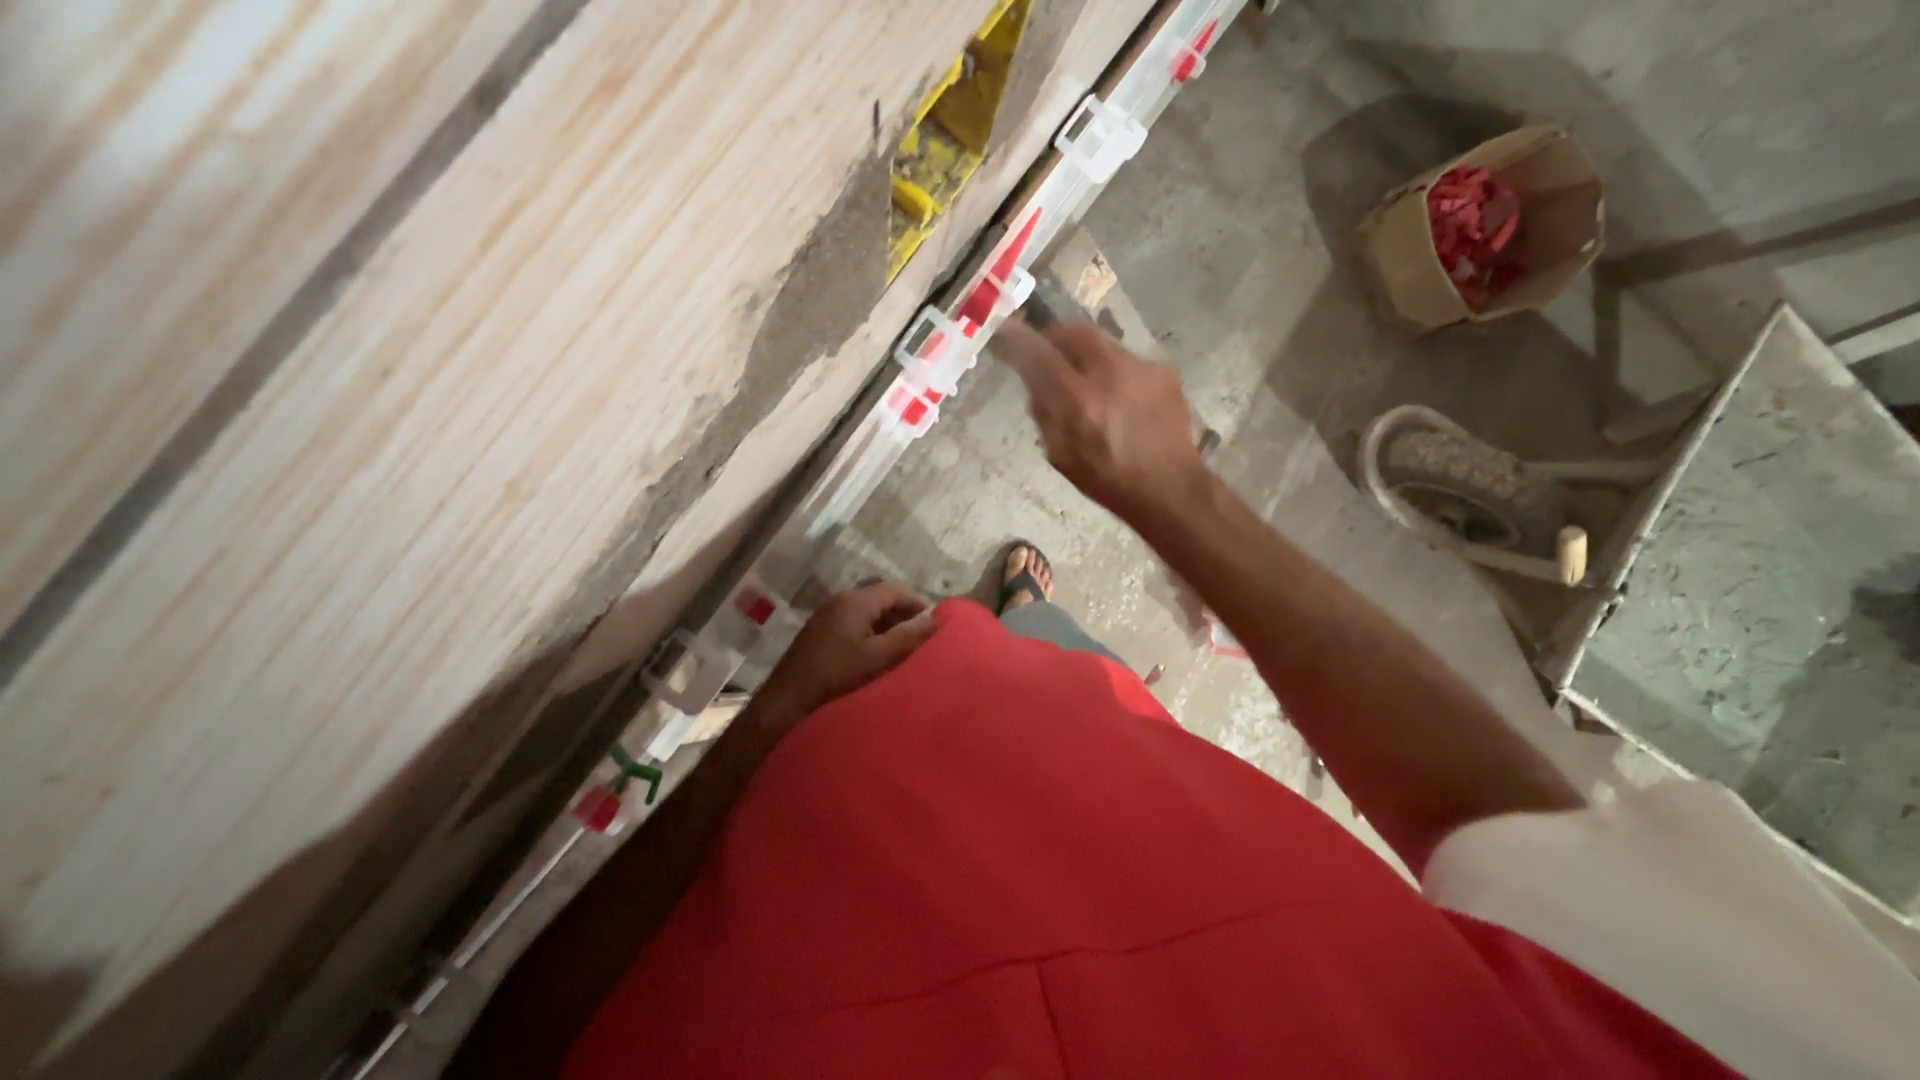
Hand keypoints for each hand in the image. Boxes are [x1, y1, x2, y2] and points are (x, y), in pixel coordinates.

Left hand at [753, 582, 934, 723]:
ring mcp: (827, 612)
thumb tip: (934, 620)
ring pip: (865, 608)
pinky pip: (852, 618)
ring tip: (898, 643)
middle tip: (917, 634)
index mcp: (856, 601)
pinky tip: (873, 648)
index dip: (915, 602)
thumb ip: (908, 636)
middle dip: (901, 612)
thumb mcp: (879, 656)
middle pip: (879, 596)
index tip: (931, 620)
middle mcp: (841, 599)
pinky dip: (868, 627)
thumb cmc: (838, 672)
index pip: (894, 590)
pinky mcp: (820, 627)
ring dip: (884, 621)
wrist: (791, 692)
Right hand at [991, 317, 1204, 521]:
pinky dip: (1114, 371)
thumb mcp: (1060, 454)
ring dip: (1086, 354)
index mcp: (1078, 401)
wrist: (1169, 488)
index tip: (1006, 332)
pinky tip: (1119, 396)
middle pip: (1073, 332)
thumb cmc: (1107, 480)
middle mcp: (1110, 374)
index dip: (1017, 339)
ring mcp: (1141, 368)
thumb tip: (1035, 381)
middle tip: (1048, 352)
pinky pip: (1128, 359)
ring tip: (1086, 379)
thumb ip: (1043, 412)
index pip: (1037, 353)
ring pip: (1102, 343)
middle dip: (1055, 338)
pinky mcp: (1163, 371)